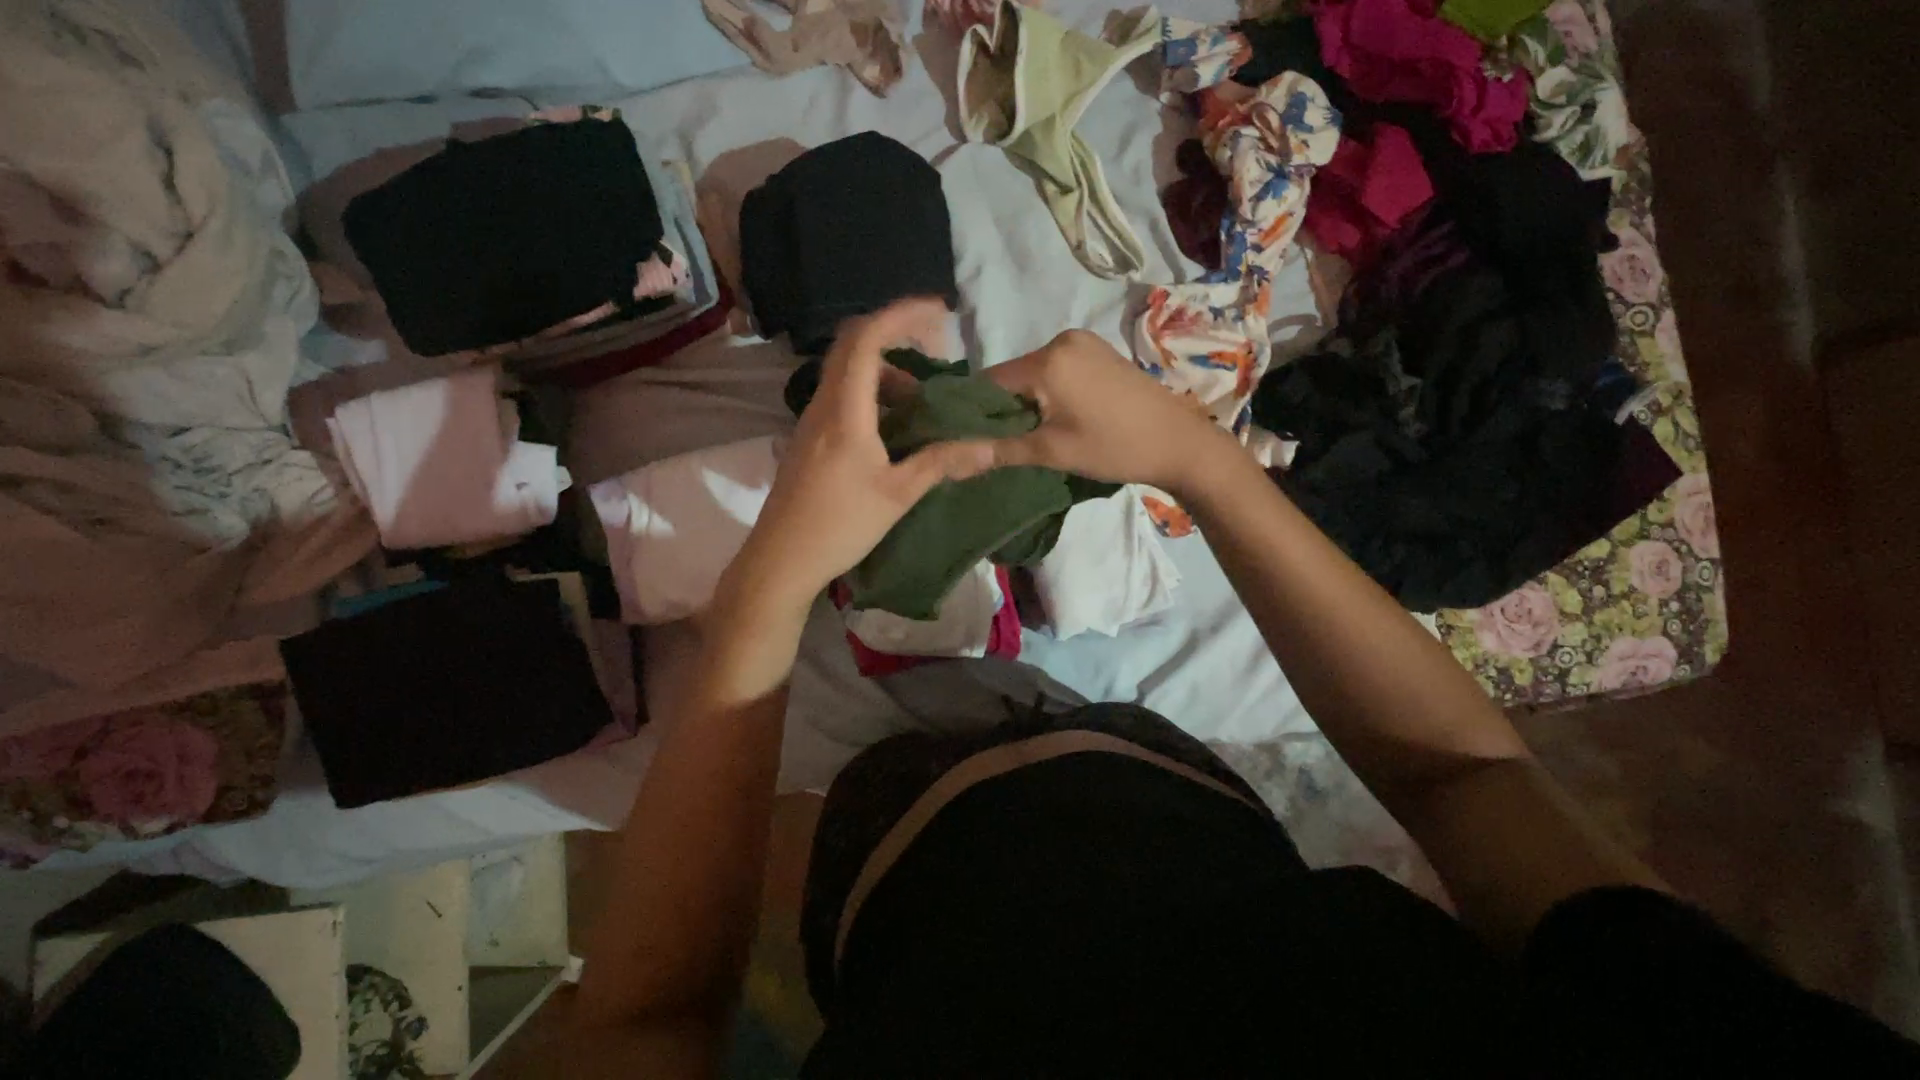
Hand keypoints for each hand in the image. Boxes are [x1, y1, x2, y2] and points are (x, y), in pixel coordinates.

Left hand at [719, 300, 996, 616]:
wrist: (781, 559)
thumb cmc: (840, 526)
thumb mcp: (898, 495)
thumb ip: (942, 463)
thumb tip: (991, 447)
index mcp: (845, 410)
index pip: (867, 339)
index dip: (902, 315)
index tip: (940, 312)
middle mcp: (823, 404)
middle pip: (854, 344)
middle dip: (897, 333)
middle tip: (937, 345)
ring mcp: (812, 421)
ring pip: (848, 372)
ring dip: (887, 370)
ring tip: (923, 398)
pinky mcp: (809, 439)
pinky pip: (843, 396)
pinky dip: (873, 393)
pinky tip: (896, 426)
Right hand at [984, 329, 1240, 494]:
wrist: (1181, 443)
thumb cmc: (1115, 448)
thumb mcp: (1052, 452)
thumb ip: (999, 450)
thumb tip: (949, 459)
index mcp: (1047, 359)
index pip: (988, 382)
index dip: (973, 412)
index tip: (966, 440)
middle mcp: (1061, 340)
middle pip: (1011, 376)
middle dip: (1001, 408)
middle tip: (999, 444)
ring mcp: (1083, 343)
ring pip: (1033, 374)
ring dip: (1025, 402)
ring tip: (1029, 435)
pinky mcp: (1099, 351)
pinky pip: (1056, 370)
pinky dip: (1048, 393)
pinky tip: (1056, 419)